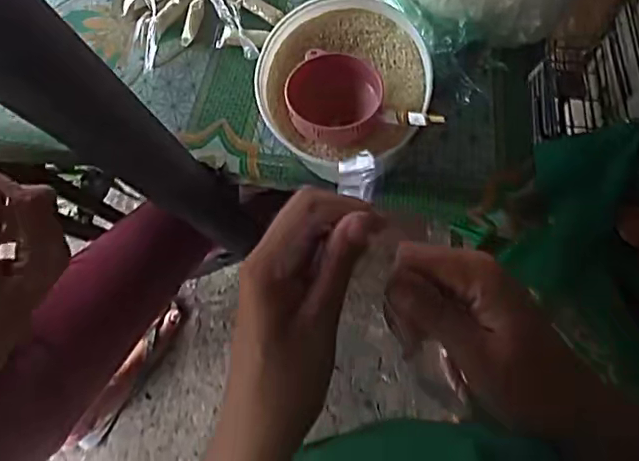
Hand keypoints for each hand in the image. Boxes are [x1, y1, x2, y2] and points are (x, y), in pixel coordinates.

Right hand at [0, 169, 69, 384]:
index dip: (7, 185)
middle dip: (7, 194)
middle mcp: (58, 249)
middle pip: (38, 203)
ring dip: (4, 209)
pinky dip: (5, 224)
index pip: (34, 201)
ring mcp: (50, 254)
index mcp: (49, 252)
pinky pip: (26, 229)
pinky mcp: (37, 261)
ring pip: (32, 214)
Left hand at [208, 188, 381, 460]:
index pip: (308, 206)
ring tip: (372, 242)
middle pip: (305, 208)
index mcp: (266, 262)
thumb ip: (339, 263)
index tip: (383, 224)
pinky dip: (330, 243)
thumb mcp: (321, 321)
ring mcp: (266, 266)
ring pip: (306, 224)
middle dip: (345, 211)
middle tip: (380, 231)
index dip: (348, 206)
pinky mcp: (275, 280)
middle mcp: (261, 254)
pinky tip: (352, 258)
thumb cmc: (287, 384)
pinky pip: (304, 245)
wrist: (255, 432)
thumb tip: (365, 216)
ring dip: (339, 225)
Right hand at [385, 245, 638, 459]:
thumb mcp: (475, 355)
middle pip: (418, 266)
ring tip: (424, 348)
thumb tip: (392, 280)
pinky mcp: (481, 298)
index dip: (398, 286)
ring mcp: (480, 280)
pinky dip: (434, 320)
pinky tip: (438, 346)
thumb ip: (435, 314)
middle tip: (414, 344)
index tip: (402, 329)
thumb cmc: (525, 384)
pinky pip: (443, 296)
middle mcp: (475, 264)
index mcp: (475, 269)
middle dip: (406, 302)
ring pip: (427, 283)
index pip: (413, 255)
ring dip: (418, 315)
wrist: (570, 404)